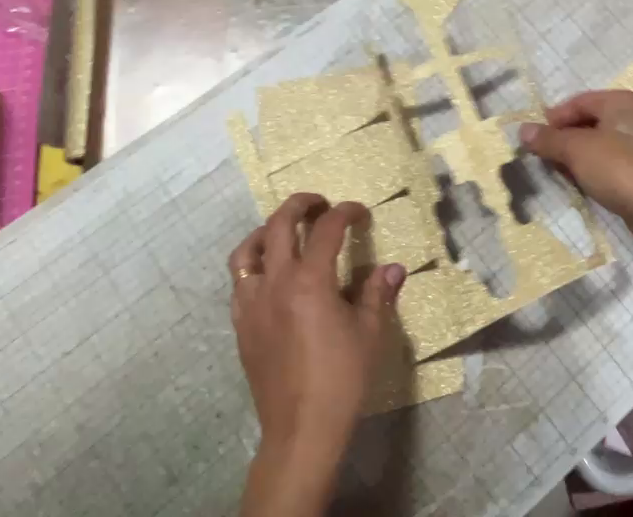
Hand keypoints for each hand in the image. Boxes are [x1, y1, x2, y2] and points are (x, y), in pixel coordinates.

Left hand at [230, 193, 404, 510]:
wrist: (301, 428)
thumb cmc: (342, 378)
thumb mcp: (370, 332)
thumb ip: (377, 293)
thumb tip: (393, 268)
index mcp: (310, 280)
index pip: (327, 229)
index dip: (345, 213)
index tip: (360, 213)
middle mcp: (276, 283)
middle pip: (279, 224)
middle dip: (301, 205)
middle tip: (320, 204)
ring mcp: (252, 304)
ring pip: (248, 250)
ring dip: (268, 231)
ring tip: (286, 231)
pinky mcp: (241, 325)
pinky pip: (240, 282)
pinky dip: (254, 265)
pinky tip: (271, 274)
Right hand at [519, 90, 632, 228]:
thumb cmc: (618, 168)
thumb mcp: (576, 150)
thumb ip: (548, 139)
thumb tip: (523, 130)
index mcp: (619, 102)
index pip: (578, 102)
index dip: (554, 118)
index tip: (534, 138)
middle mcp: (632, 117)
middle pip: (588, 122)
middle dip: (563, 139)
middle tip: (543, 157)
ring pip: (598, 145)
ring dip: (575, 157)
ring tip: (558, 173)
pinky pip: (609, 163)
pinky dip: (592, 170)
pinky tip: (580, 185)